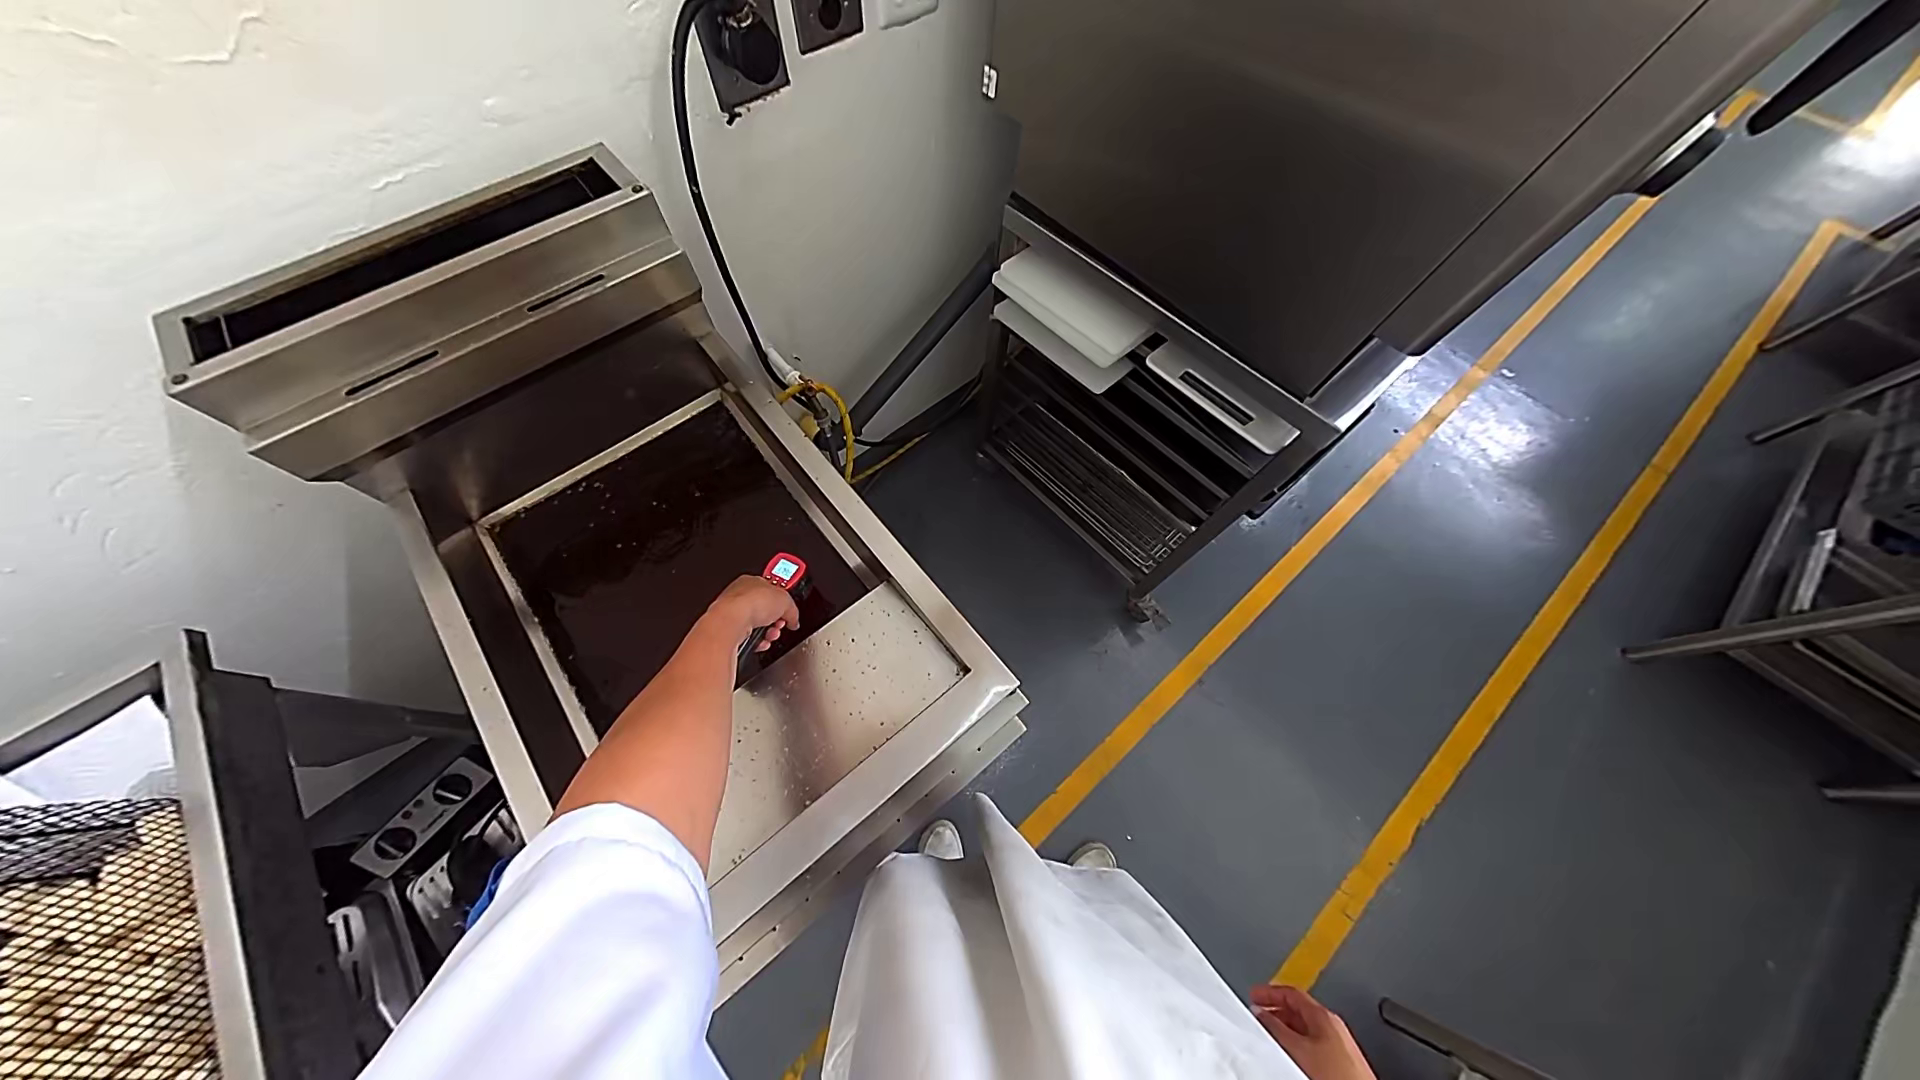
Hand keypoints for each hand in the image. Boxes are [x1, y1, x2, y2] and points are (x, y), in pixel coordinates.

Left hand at [703, 575, 800, 650]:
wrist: (732, 621)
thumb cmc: (750, 603)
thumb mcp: (786, 601)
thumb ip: (793, 610)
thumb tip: (794, 619)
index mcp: (752, 580)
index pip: (771, 589)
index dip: (782, 601)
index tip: (788, 608)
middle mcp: (740, 594)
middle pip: (765, 610)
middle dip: (776, 620)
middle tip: (781, 622)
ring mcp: (733, 612)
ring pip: (757, 625)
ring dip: (768, 632)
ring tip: (771, 633)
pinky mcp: (729, 629)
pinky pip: (747, 637)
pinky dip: (756, 641)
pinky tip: (760, 641)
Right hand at [1251, 985, 1376, 1079]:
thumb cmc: (1336, 1075)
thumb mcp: (1295, 1046)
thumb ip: (1274, 1026)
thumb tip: (1261, 1013)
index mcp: (1324, 1015)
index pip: (1291, 992)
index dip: (1270, 991)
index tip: (1255, 994)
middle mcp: (1334, 1026)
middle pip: (1299, 1009)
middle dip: (1277, 1011)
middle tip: (1260, 1014)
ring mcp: (1340, 1045)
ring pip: (1306, 1028)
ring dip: (1287, 1028)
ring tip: (1272, 1034)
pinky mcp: (1343, 1063)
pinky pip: (1314, 1044)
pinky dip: (1298, 1043)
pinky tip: (1292, 1054)